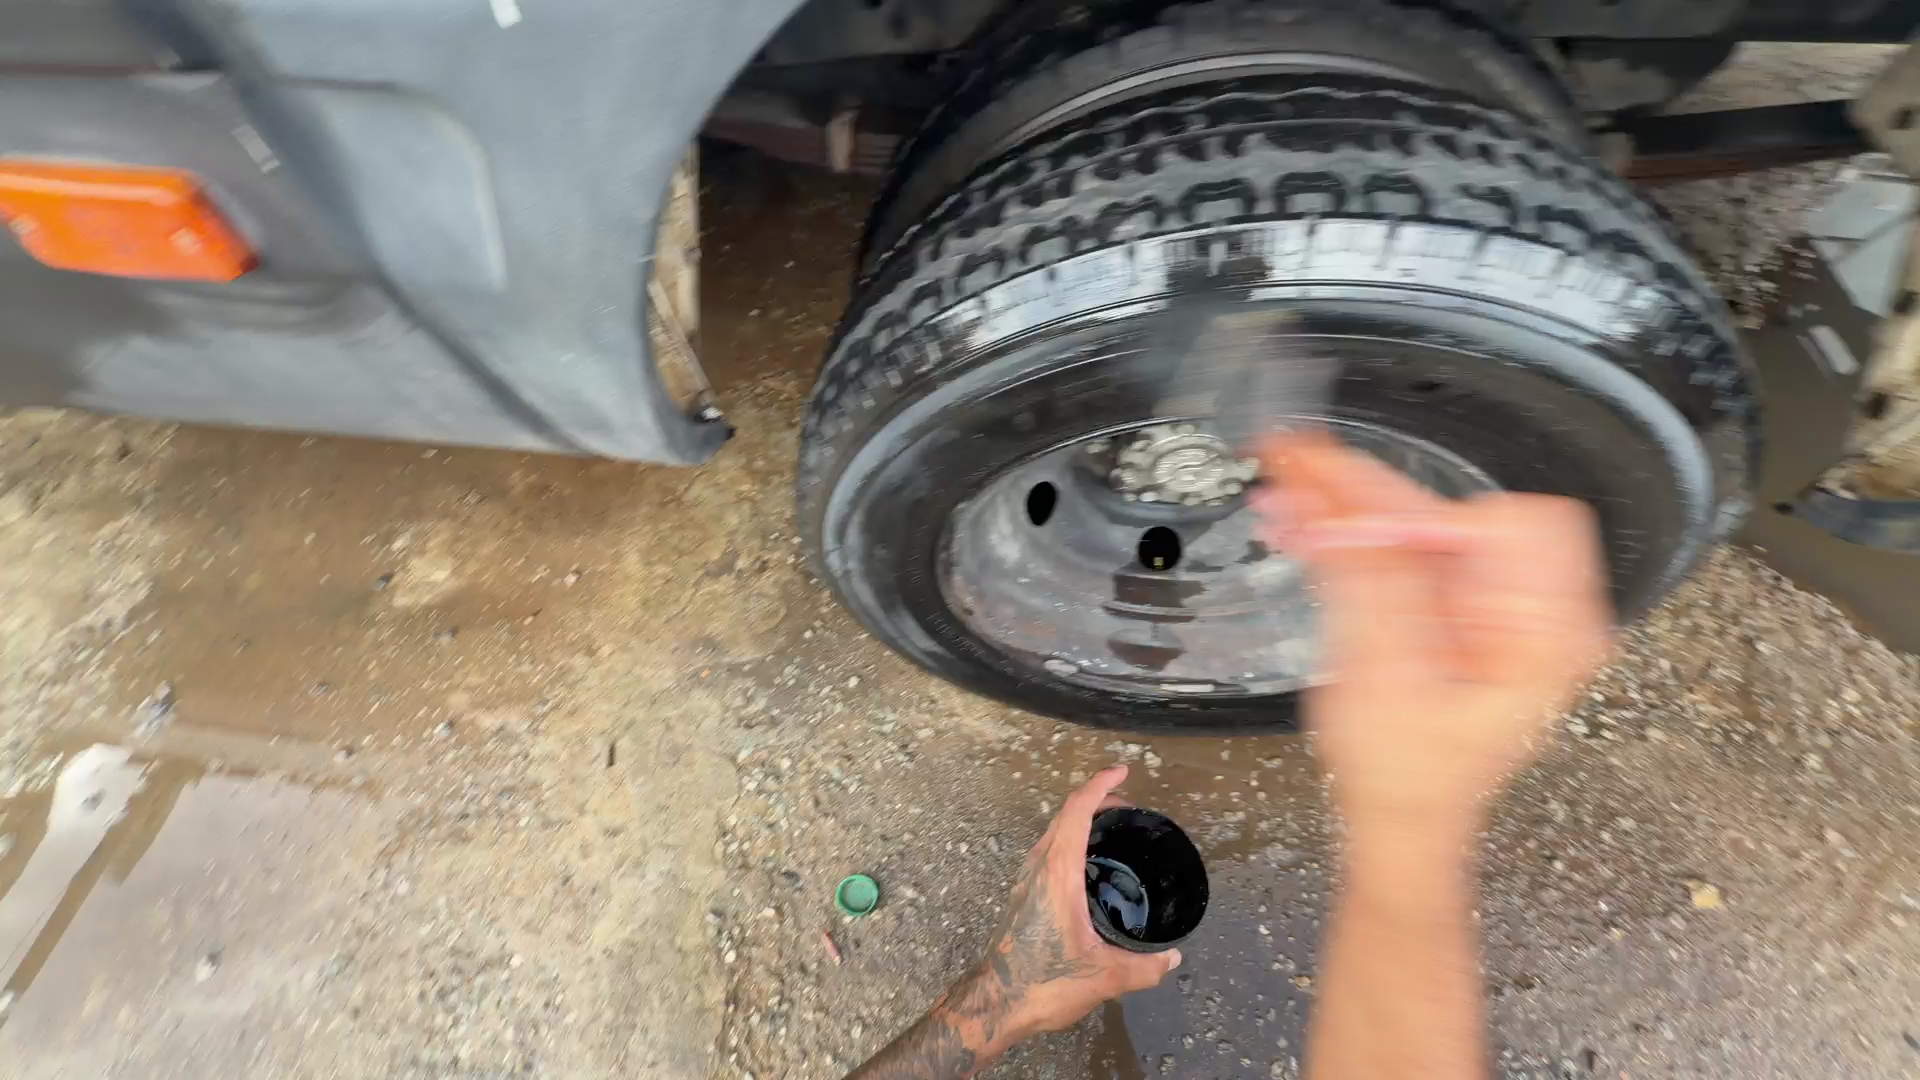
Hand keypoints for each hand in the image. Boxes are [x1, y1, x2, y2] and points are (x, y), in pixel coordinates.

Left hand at [846, 766, 1178, 1079]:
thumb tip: (1173, 958)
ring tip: (1112, 823)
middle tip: (1128, 801)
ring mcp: (1028, 874)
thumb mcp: (1104, 977)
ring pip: (1055, 827)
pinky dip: (1072, 833)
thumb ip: (1145, 968)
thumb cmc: (1044, 981)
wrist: (997, 1000)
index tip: (1122, 770)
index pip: (1077, 810)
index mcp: (1058, 870)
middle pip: (1066, 812)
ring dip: (1082, 814)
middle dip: (1096, 796)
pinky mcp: (1025, 888)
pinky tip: (1089, 857)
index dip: (1100, 784)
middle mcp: (1040, 863)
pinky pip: (1050, 844)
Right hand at [1253, 432, 1611, 836]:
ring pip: (1410, 523)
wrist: (1395, 812)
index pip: (1497, 527)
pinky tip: (1299, 521)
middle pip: (1446, 513)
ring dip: (1341, 503)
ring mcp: (1478, 605)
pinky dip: (1338, 532)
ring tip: (1283, 482)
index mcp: (1542, 630)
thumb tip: (1342, 520)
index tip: (1344, 516)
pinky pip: (1388, 550)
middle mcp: (1520, 608)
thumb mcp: (1387, 682)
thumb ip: (1369, 591)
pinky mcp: (1437, 606)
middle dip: (1363, 487)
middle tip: (1295, 457)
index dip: (1417, 515)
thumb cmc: (1407, 774)